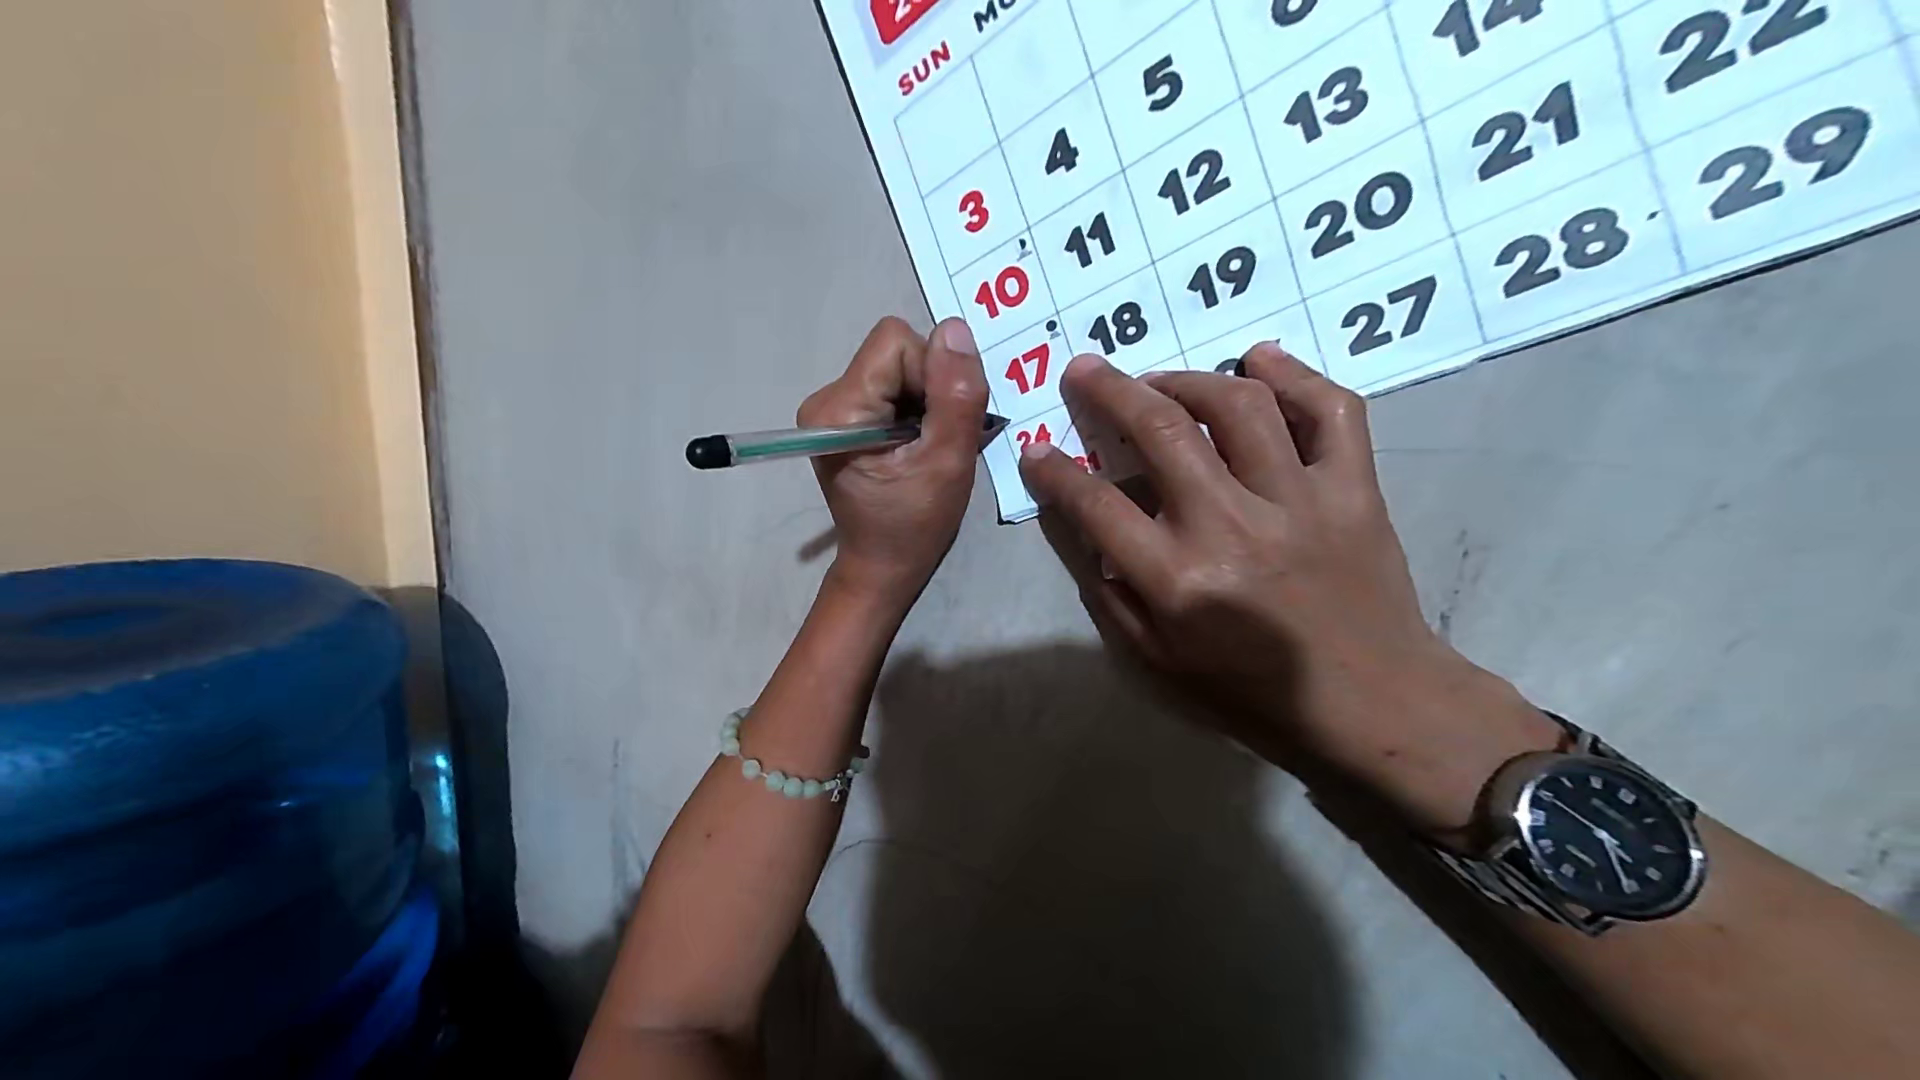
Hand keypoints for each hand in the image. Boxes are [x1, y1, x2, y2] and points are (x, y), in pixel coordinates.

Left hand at [800, 317, 988, 611]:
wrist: (884, 565)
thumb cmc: (914, 524)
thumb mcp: (947, 463)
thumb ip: (955, 396)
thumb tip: (956, 329)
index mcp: (840, 410)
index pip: (897, 344)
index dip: (934, 373)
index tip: (943, 422)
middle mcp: (827, 399)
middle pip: (897, 351)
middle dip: (932, 386)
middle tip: (940, 437)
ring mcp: (834, 407)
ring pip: (899, 367)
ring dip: (929, 399)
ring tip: (931, 444)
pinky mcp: (847, 417)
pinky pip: (893, 386)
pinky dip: (918, 408)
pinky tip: (922, 442)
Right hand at [1019, 345, 1558, 836]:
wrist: (1372, 705)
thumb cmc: (1252, 691)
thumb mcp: (1159, 661)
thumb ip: (1113, 595)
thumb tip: (1089, 531)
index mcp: (1178, 580)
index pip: (1096, 506)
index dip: (1054, 472)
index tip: (1035, 449)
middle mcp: (1232, 527)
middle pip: (1160, 431)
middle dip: (1109, 391)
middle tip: (1084, 369)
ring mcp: (1299, 501)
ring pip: (1238, 406)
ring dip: (1187, 379)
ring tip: (1160, 380)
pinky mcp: (1353, 490)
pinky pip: (1330, 412)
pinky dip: (1296, 375)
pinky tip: (1260, 360)